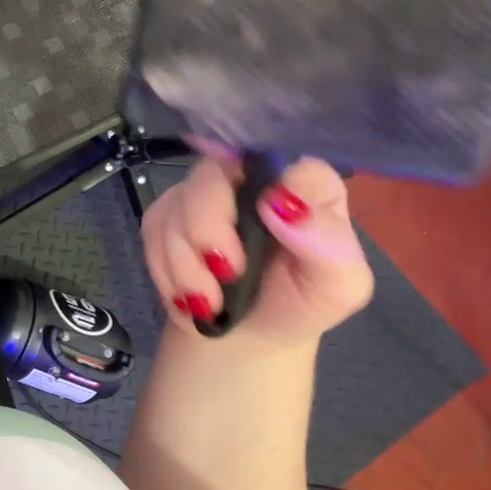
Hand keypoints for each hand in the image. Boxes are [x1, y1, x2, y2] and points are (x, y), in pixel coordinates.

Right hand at [141, 155, 373, 347]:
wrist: (245, 334)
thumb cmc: (300, 305)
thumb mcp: (338, 286)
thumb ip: (326, 241)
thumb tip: (277, 202)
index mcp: (303, 185)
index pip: (282, 154)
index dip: (267, 183)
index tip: (267, 221)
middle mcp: (249, 178)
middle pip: (213, 173)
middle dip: (208, 229)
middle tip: (227, 273)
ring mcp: (201, 194)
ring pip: (176, 207)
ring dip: (187, 264)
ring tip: (210, 301)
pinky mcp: (164, 214)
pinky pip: (152, 230)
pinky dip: (167, 270)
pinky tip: (188, 292)